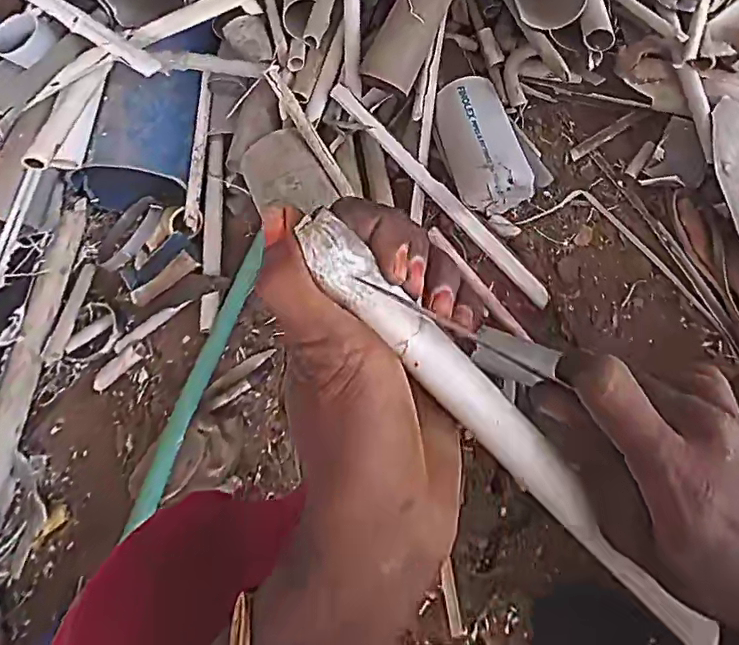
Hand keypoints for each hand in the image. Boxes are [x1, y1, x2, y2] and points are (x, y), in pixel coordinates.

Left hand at [249, 199, 477, 642]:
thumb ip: (292, 285)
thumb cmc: (352, 442)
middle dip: (418, 254)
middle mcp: (363, 306)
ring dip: (448, 280)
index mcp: (327, 299)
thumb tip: (270, 222)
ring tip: (445, 312)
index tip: (391, 264)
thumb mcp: (322, 350)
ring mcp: (403, 328)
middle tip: (417, 290)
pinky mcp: (437, 351)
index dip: (375, 231)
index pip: (347, 227)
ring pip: (431, 269)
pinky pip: (458, 307)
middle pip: (397, 239)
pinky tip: (464, 329)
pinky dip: (467, 309)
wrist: (399, 515)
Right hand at [532, 354, 738, 636]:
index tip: (549, 388)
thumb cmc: (719, 568)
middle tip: (581, 426)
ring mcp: (715, 401)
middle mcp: (698, 421)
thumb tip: (555, 413)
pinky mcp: (722, 391)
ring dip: (619, 395)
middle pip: (616, 371)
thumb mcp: (636, 540)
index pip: (608, 383)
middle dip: (587, 392)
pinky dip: (649, 390)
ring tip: (629, 437)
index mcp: (673, 467)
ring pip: (637, 369)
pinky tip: (656, 420)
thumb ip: (590, 471)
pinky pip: (665, 370)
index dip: (568, 373)